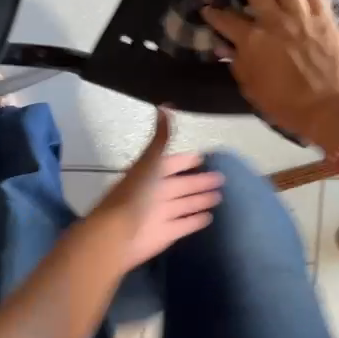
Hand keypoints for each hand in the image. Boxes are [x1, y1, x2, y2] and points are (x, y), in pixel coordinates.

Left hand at [91, 108, 225, 269]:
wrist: (117, 233)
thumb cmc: (135, 193)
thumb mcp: (150, 161)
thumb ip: (161, 137)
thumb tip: (165, 105)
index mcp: (150, 172)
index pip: (171, 163)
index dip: (185, 160)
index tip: (203, 157)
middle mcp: (155, 191)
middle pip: (181, 184)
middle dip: (199, 180)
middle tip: (221, 177)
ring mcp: (160, 213)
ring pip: (184, 203)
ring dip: (200, 199)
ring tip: (219, 196)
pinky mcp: (166, 233)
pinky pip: (184, 224)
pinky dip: (195, 221)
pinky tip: (209, 217)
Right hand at [199, 0, 338, 145]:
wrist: (331, 108)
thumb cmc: (287, 105)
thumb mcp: (252, 89)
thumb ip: (238, 63)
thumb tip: (228, 47)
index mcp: (253, 40)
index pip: (225, 19)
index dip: (213, 12)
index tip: (207, 8)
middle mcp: (275, 21)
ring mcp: (303, 17)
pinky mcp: (326, 19)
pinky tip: (303, 0)